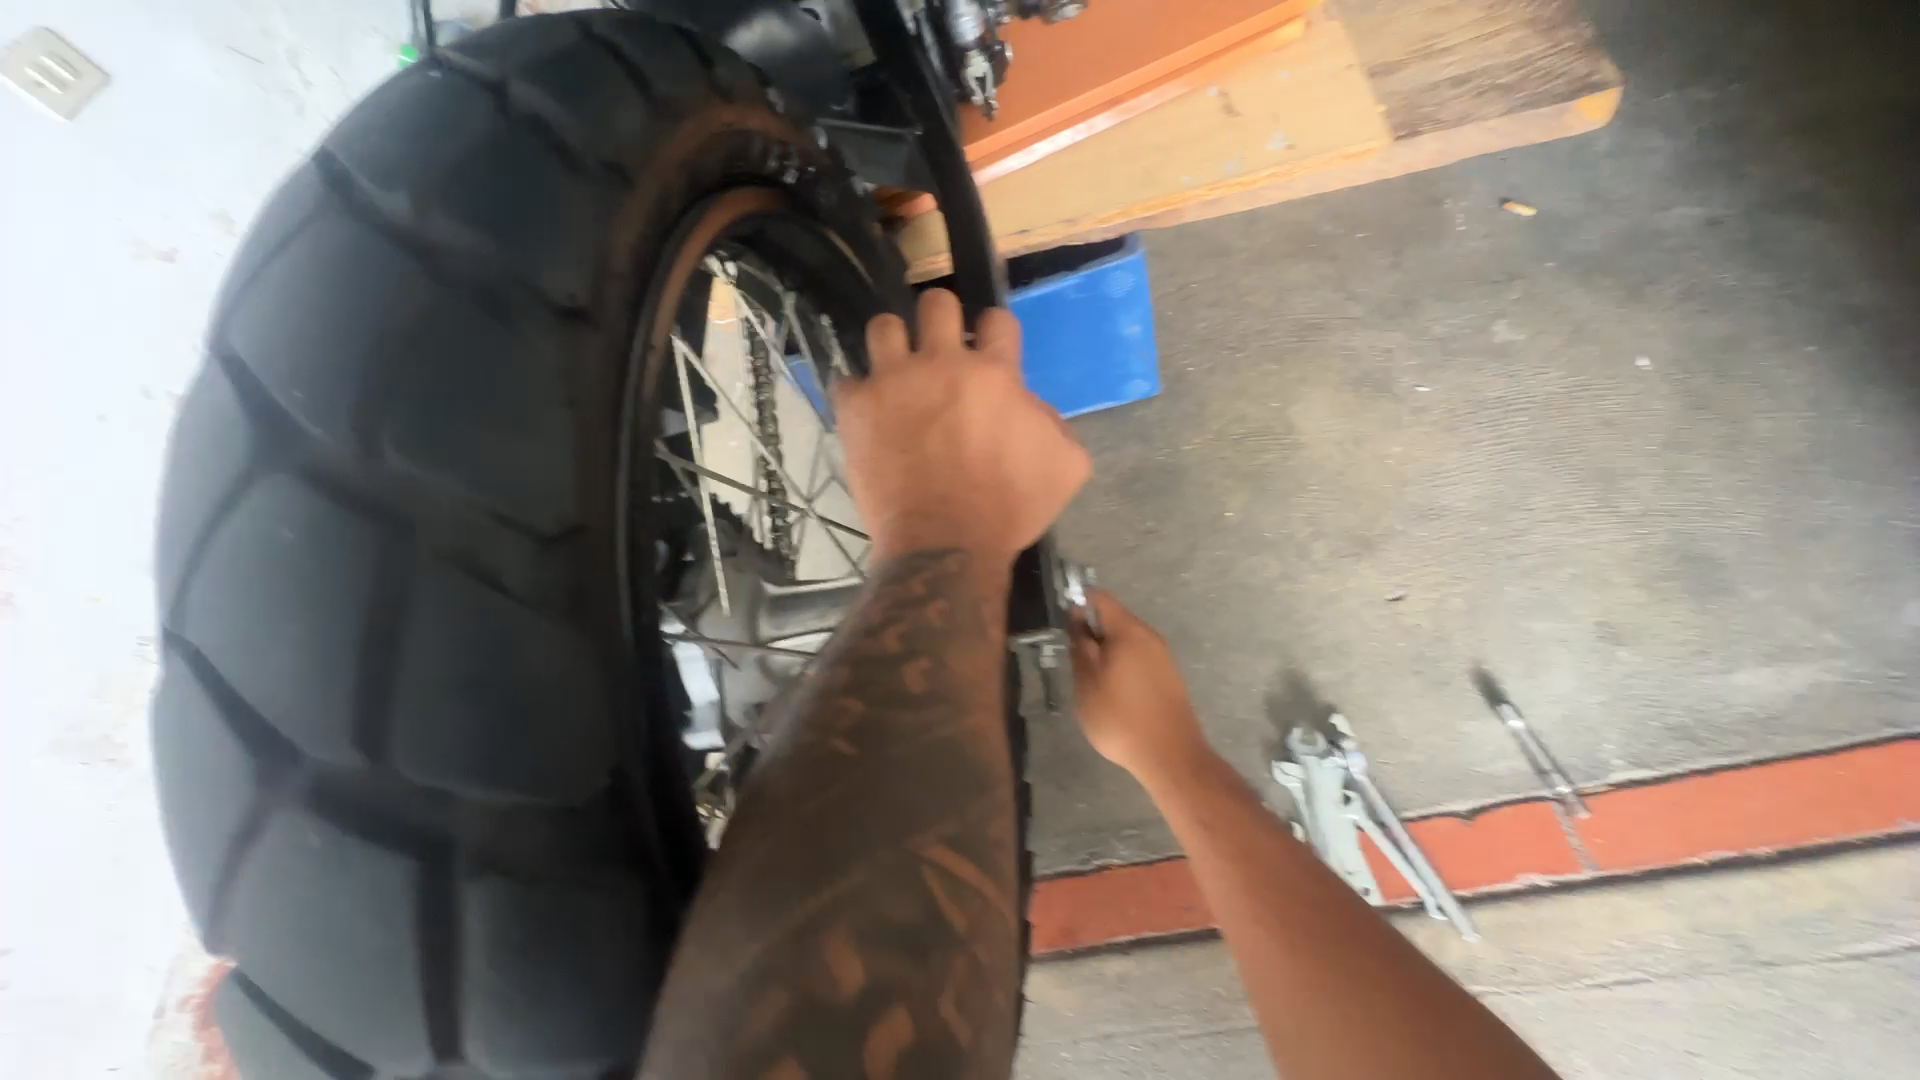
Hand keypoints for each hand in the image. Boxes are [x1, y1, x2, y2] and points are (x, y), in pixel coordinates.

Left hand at [837, 290, 1090, 566]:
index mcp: (994, 373)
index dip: (993, 331)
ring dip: (893, 344)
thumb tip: (1032, 408)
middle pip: (936, 302)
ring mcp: (893, 382)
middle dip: (940, 319)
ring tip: (896, 370)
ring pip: (883, 327)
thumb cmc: (1008, 510)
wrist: (946, 544)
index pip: (995, 319)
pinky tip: (868, 413)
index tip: (987, 350)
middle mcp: (941, 363)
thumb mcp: (1065, 466)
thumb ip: (1054, 423)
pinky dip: (859, 395)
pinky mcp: (857, 408)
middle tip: (939, 348)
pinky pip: (848, 381)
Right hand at [1069, 589, 1210, 780]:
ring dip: (1106, 653)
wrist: (1170, 755)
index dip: (1078, 603)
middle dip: (1091, 633)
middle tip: (1074, 662)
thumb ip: (1081, 646)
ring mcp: (1163, 657)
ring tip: (1091, 682)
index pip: (1100, 598)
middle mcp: (1149, 636)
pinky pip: (1139, 660)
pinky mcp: (1169, 677)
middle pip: (1115, 620)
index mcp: (1128, 631)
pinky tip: (1113, 694)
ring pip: (1126, 642)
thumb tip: (1077, 618)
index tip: (1063, 624)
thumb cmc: (1120, 717)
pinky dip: (1121, 667)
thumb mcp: (1087, 682)